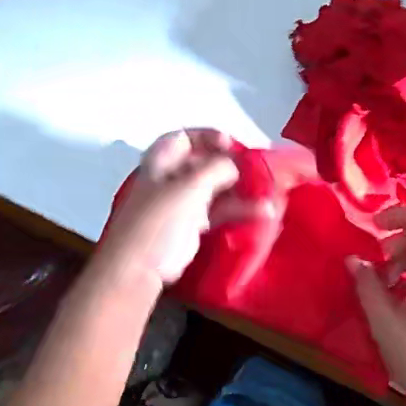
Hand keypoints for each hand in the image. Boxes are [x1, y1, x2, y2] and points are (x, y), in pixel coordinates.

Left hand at [98, 129, 247, 285]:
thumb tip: (234, 165)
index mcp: (160, 162)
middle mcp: (169, 179)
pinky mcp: (189, 228)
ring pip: (214, 190)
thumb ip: (216, 168)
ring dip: (240, 191)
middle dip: (230, 165)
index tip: (232, 145)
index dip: (208, 137)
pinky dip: (238, 212)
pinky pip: (217, 213)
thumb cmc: (159, 221)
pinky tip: (261, 214)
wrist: (137, 268)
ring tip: (268, 196)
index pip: (183, 137)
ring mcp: (179, 204)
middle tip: (256, 170)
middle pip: (202, 163)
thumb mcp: (189, 187)